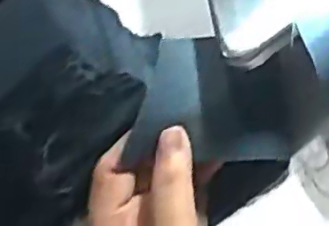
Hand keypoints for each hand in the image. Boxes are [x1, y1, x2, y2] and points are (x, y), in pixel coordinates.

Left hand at [89, 127, 211, 225]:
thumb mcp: (175, 224)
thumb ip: (172, 182)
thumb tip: (173, 129)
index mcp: (111, 219)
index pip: (111, 166)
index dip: (137, 137)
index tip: (172, 113)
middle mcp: (124, 218)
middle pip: (136, 170)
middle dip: (165, 141)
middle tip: (197, 116)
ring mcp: (148, 221)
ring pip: (159, 179)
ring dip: (184, 154)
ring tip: (211, 130)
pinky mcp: (170, 224)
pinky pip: (177, 192)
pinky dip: (195, 173)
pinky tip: (217, 157)